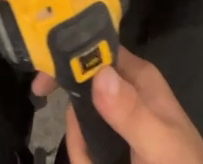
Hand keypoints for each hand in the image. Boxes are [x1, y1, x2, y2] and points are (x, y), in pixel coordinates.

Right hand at [32, 50, 202, 163]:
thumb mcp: (159, 140)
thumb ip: (130, 110)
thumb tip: (98, 73)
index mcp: (138, 77)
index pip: (97, 49)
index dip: (68, 59)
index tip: (43, 83)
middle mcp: (125, 91)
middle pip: (80, 88)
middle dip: (73, 118)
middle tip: (79, 144)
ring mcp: (118, 118)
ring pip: (80, 120)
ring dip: (80, 144)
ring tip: (96, 162)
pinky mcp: (114, 142)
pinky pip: (86, 144)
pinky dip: (85, 157)